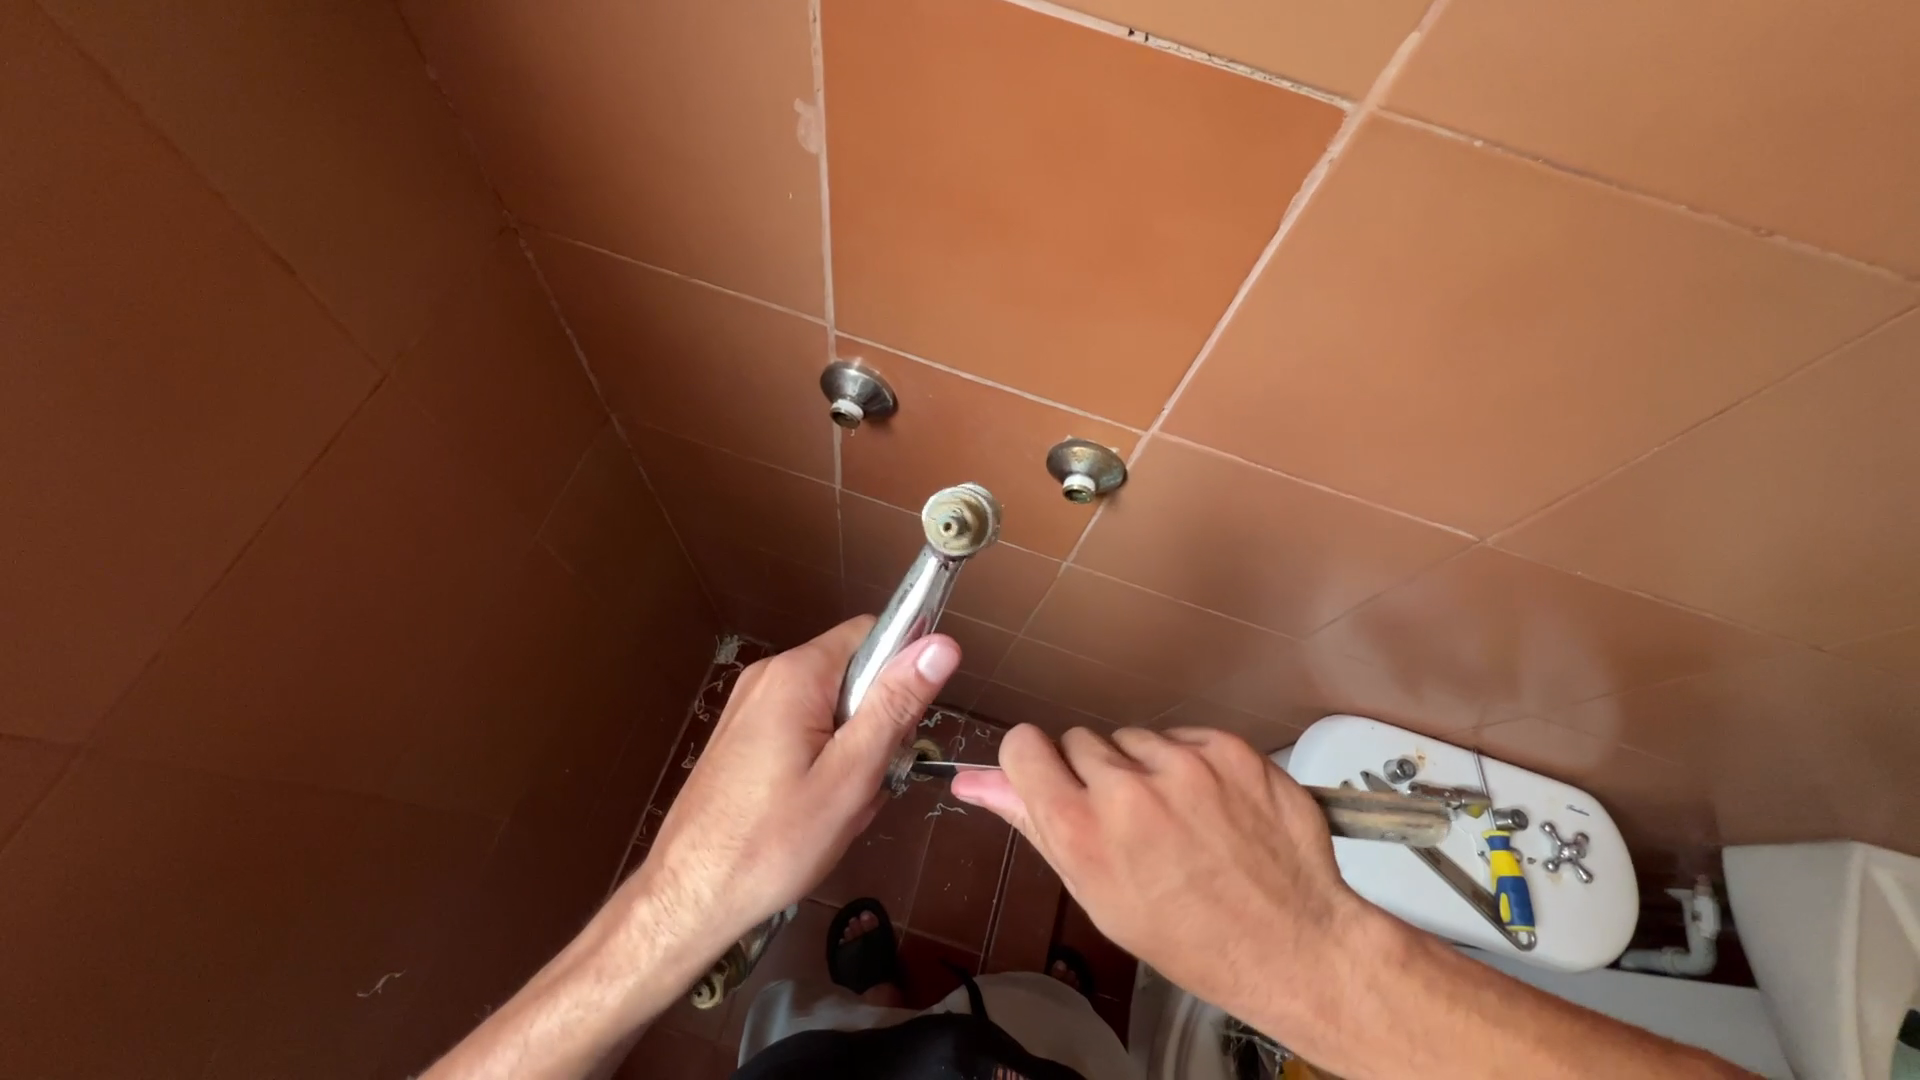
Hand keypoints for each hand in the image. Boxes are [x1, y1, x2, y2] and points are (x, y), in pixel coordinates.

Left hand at [633, 617, 959, 956]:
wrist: (688, 899)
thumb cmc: (773, 843)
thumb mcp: (850, 775)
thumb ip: (896, 705)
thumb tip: (942, 644)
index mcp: (796, 674)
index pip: (873, 633)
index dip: (902, 672)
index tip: (904, 727)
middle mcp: (769, 676)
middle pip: (853, 673)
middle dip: (876, 723)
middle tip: (869, 781)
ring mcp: (751, 706)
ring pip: (833, 707)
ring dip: (853, 749)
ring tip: (842, 804)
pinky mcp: (743, 736)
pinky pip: (805, 729)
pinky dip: (824, 761)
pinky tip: (817, 807)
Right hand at [950, 725, 1369, 1021]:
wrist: (1290, 943)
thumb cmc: (1184, 934)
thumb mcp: (1093, 891)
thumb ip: (1030, 822)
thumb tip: (971, 781)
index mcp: (1082, 830)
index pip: (1023, 746)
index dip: (1035, 763)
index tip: (1052, 779)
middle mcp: (1127, 789)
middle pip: (1078, 740)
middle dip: (1094, 772)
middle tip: (1128, 818)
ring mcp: (1183, 764)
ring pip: (1131, 737)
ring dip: (1143, 766)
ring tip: (1175, 814)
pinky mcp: (1227, 748)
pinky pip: (1181, 735)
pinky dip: (1188, 761)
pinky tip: (1209, 803)